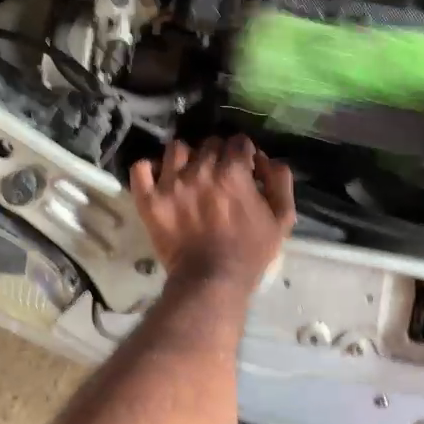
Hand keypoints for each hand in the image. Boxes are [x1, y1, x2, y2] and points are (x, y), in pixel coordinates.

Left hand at [129, 136, 296, 290]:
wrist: (211, 283)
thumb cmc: (250, 252)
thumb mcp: (282, 218)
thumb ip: (279, 180)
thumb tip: (265, 158)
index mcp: (233, 172)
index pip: (238, 141)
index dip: (244, 152)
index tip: (244, 166)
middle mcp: (201, 169)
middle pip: (209, 142)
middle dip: (218, 153)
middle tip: (219, 174)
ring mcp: (171, 183)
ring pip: (176, 148)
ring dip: (186, 156)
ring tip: (189, 173)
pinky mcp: (150, 199)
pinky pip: (141, 168)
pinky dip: (149, 169)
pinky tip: (160, 178)